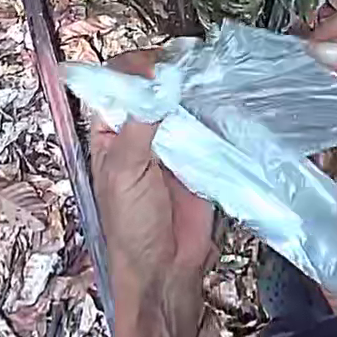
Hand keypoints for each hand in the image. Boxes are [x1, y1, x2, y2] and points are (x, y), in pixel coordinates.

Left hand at [89, 50, 214, 336]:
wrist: (166, 270)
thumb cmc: (132, 226)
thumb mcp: (125, 172)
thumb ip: (139, 126)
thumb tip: (157, 84)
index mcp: (111, 130)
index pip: (118, 83)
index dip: (135, 68)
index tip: (159, 67)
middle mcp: (140, 129)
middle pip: (154, 87)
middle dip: (170, 73)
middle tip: (191, 66)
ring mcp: (172, 140)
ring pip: (182, 102)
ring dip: (195, 90)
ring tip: (212, 78)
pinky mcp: (200, 153)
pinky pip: (207, 124)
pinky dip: (215, 111)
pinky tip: (226, 101)